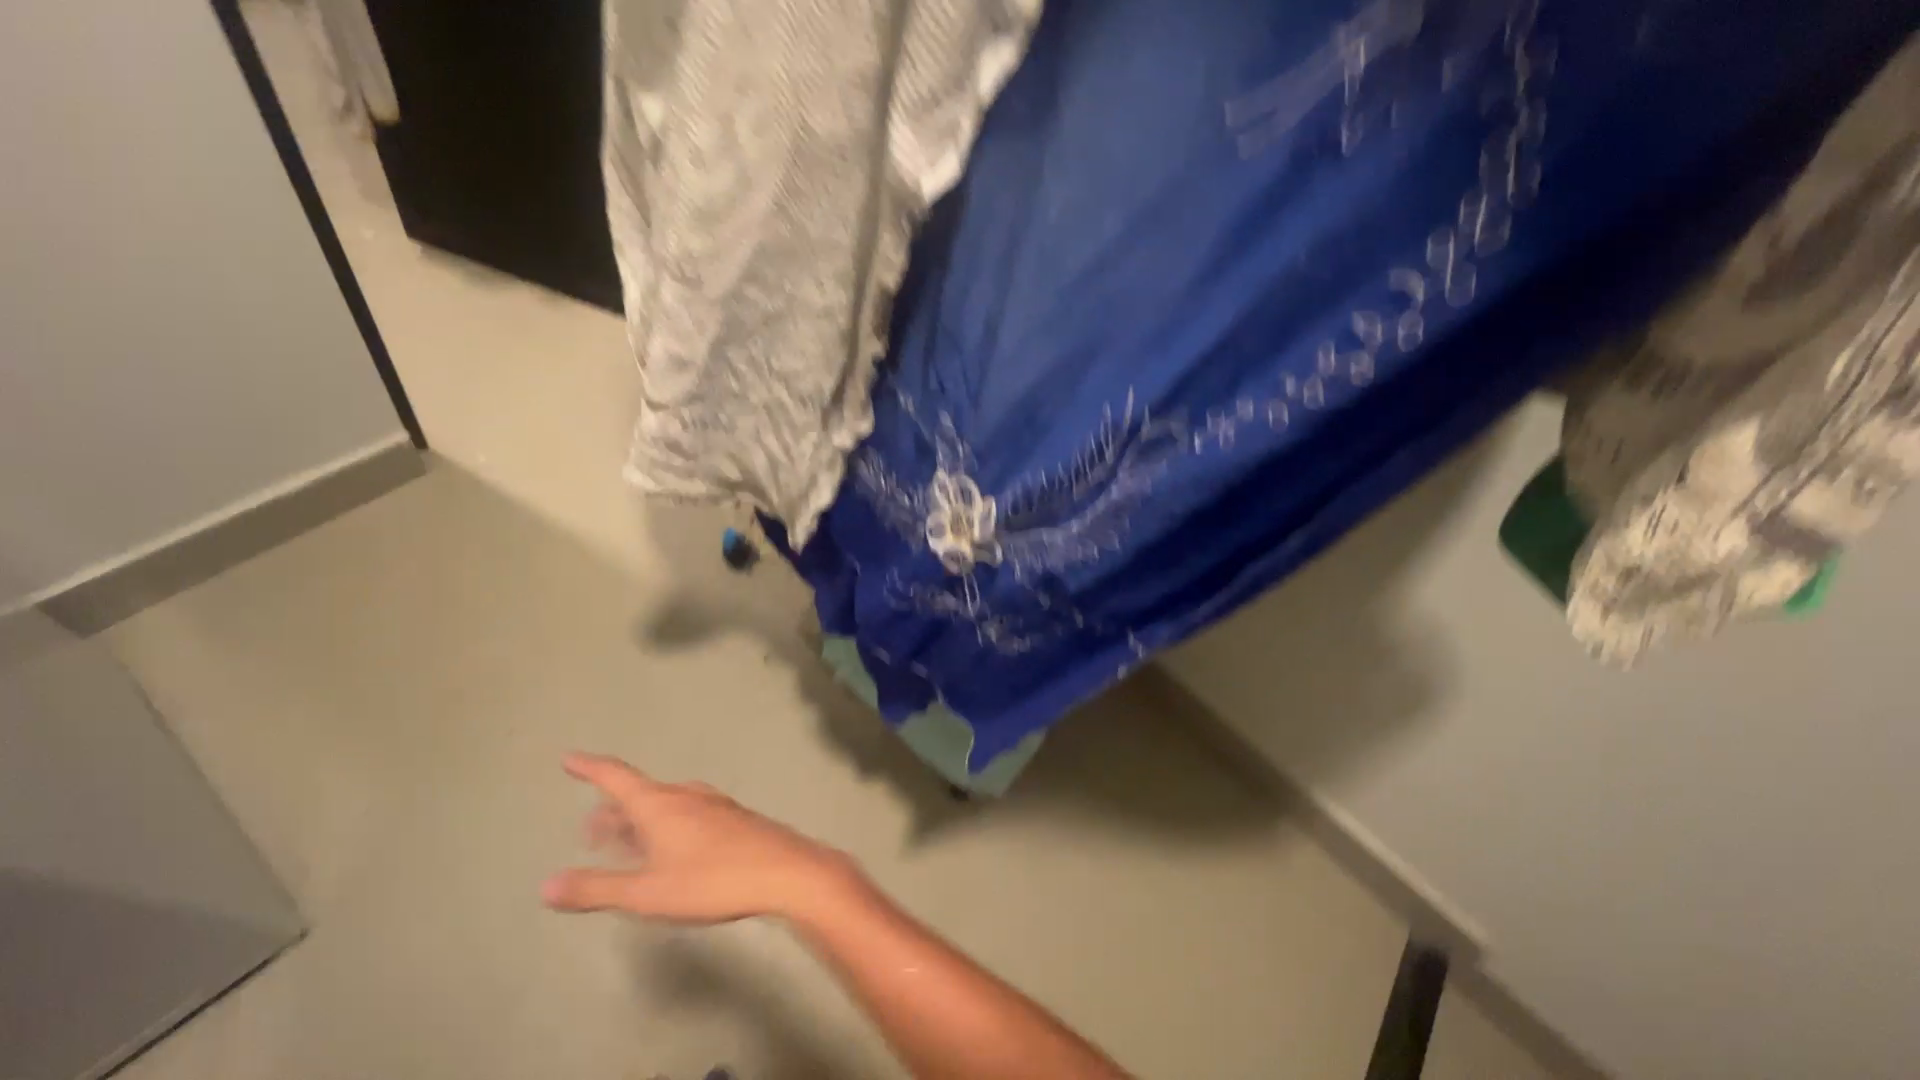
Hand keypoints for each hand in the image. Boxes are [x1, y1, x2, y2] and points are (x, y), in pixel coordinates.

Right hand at [542, 752, 857, 923]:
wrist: (789, 873)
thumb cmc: (713, 880)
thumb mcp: (647, 893)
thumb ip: (597, 889)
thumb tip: (546, 886)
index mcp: (660, 804)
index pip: (616, 777)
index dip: (590, 768)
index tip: (569, 758)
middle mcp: (686, 796)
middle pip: (640, 795)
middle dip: (613, 811)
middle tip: (592, 832)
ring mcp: (716, 806)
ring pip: (666, 807)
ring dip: (640, 823)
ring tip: (627, 845)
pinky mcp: (737, 822)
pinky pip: (688, 817)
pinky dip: (667, 829)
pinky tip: (673, 853)